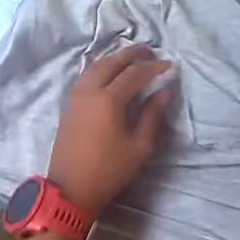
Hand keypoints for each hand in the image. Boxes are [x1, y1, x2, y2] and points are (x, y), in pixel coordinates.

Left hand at [48, 45, 175, 212]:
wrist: (71, 188)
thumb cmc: (109, 170)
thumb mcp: (139, 147)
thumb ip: (153, 115)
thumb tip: (165, 91)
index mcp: (108, 100)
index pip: (135, 73)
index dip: (154, 67)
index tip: (169, 66)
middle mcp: (89, 91)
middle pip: (112, 62)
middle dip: (132, 54)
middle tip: (150, 51)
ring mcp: (76, 96)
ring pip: (96, 66)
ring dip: (115, 59)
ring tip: (131, 59)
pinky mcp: (69, 105)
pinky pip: (86, 76)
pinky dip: (101, 68)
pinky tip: (110, 73)